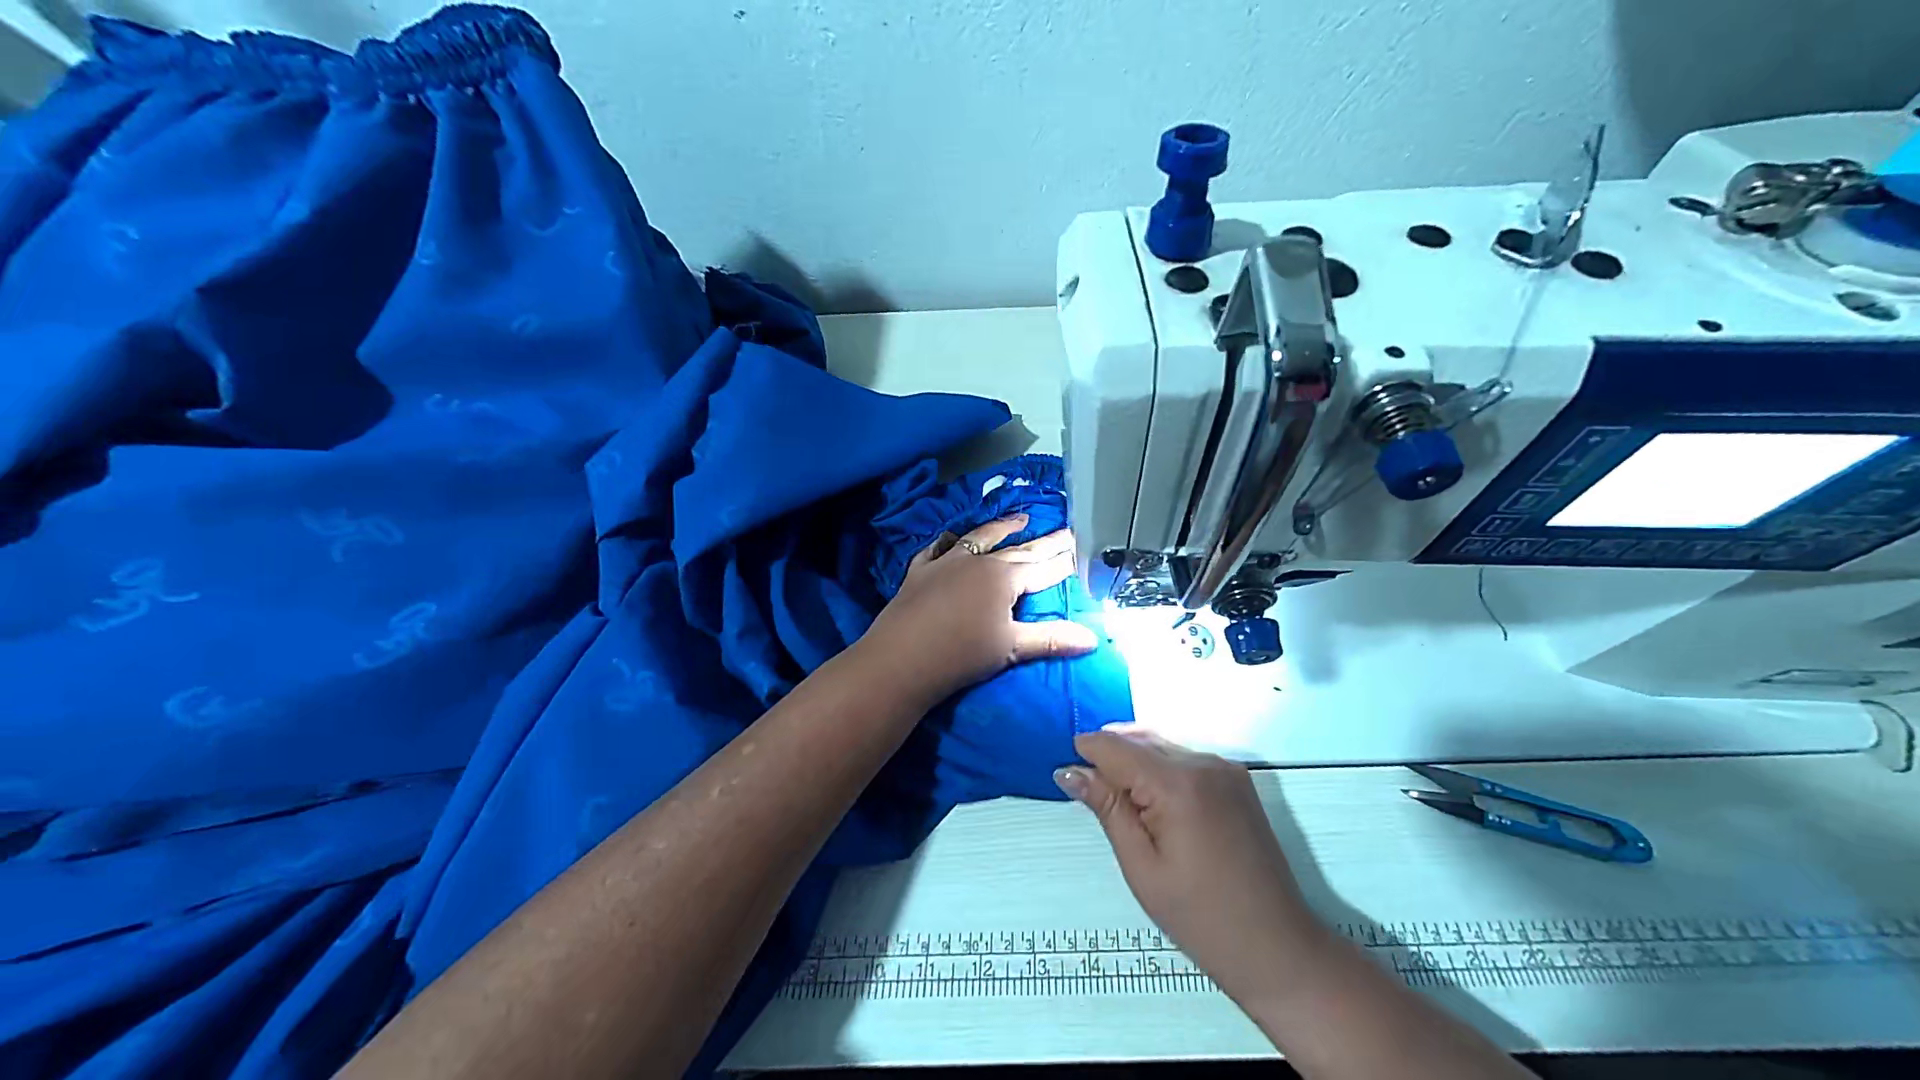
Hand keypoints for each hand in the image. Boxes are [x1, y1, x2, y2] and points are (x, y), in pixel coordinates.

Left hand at [855, 515, 1100, 707]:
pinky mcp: (919, 572)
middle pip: (1017, 549)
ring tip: (1019, 518)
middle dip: (1043, 542)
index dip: (1062, 560)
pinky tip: (950, 538)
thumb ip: (1051, 639)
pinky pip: (936, 549)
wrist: (901, 659)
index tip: (1079, 548)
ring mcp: (945, 563)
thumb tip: (1092, 638)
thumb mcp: (1011, 647)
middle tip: (1064, 531)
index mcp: (1004, 578)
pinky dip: (947, 542)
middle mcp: (978, 562)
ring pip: (978, 538)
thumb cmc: (962, 654)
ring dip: (1000, 528)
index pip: (1042, 567)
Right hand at [1056, 728, 1327, 1001]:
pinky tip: (1157, 807)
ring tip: (1127, 809)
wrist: (1278, 948)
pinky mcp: (1238, 780)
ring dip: (1136, 763)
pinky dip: (1162, 770)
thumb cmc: (1201, 917)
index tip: (1069, 777)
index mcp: (1178, 784)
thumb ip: (1107, 809)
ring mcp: (1226, 768)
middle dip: (1110, 759)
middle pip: (1139, 739)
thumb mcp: (1141, 867)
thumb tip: (1068, 770)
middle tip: (1095, 800)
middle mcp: (1204, 762)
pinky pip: (1185, 759)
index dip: (1086, 754)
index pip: (1115, 745)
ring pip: (1162, 746)